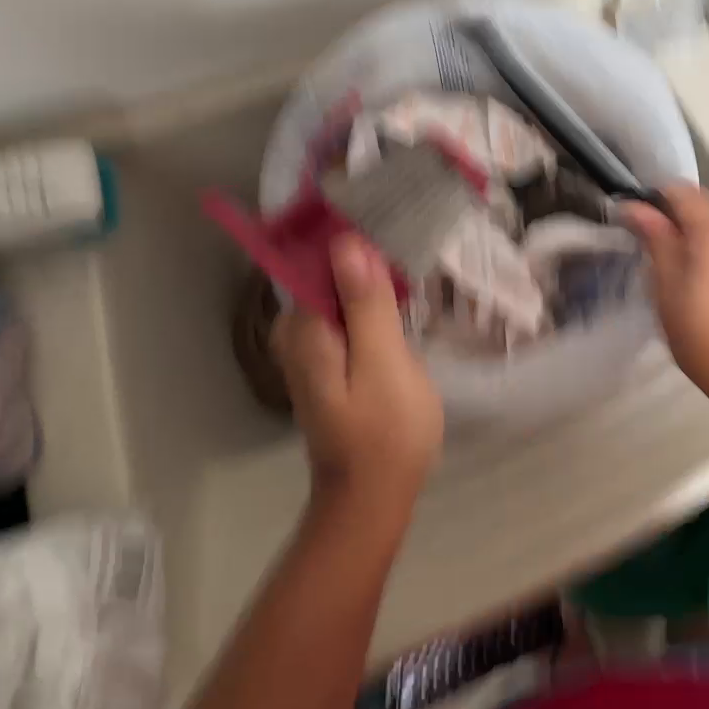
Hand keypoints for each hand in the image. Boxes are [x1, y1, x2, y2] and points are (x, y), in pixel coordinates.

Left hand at [271, 236, 442, 508]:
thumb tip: (347, 243)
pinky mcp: (330, 361)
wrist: (374, 497)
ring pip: (340, 292)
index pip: (318, 259)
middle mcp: (298, 333)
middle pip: (328, 273)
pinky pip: (347, 314)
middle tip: (410, 232)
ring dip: (371, 275)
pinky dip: (371, 300)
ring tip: (410, 255)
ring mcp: (312, 348)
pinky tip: (400, 295)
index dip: (351, 234)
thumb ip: (366, 305)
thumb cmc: (386, 431)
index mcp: (305, 329)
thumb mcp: (384, 363)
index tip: (390, 211)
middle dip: (365, 252)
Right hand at [621, 184, 708, 402]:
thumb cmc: (706, 340)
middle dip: (681, 233)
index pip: (685, 193)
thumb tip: (639, 208)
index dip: (659, 197)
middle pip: (707, 220)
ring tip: (688, 297)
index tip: (639, 219)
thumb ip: (657, 243)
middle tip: (658, 268)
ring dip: (704, 256)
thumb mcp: (668, 293)